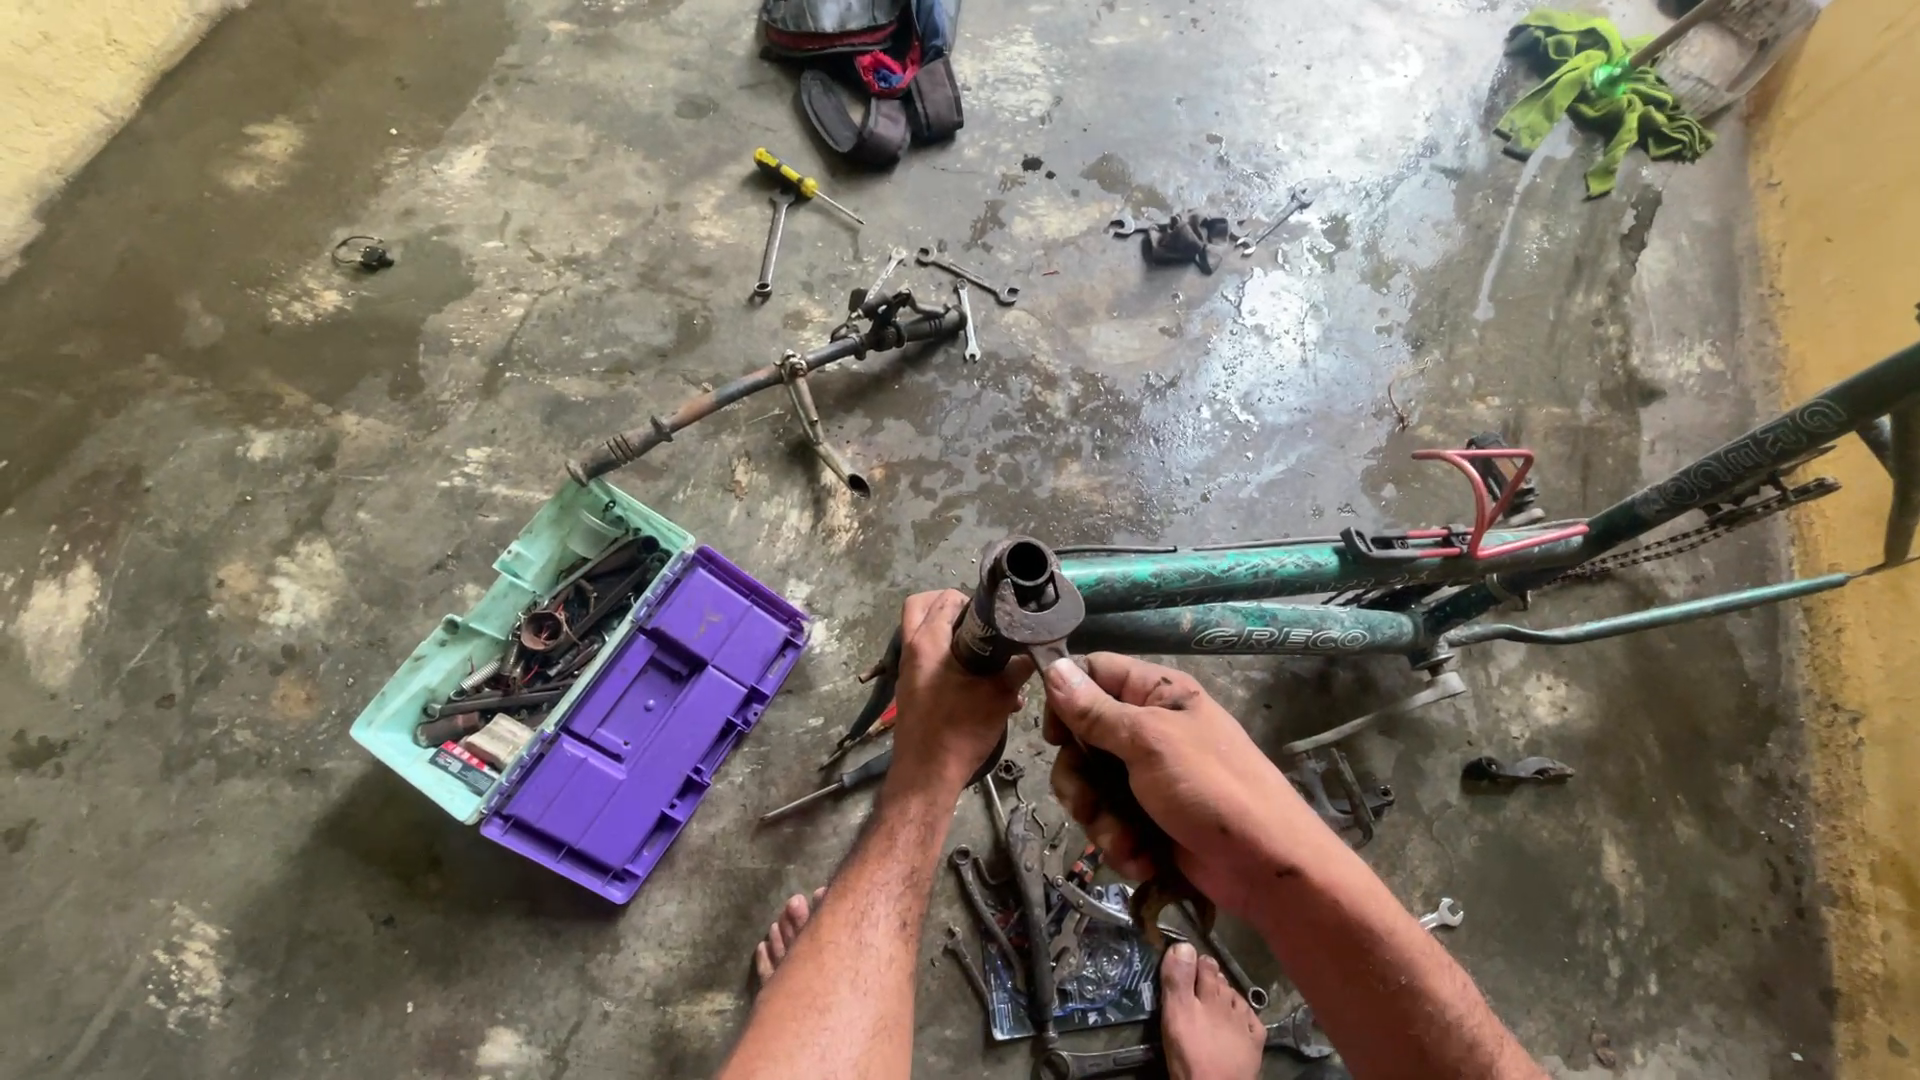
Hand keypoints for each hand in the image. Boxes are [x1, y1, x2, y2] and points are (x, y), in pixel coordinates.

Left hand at [887, 591, 1031, 792]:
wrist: (927, 775)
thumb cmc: (959, 731)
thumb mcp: (997, 696)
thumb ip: (1017, 668)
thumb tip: (1037, 651)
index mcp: (927, 642)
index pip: (946, 598)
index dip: (973, 601)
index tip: (995, 616)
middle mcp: (910, 649)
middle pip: (922, 605)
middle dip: (950, 606)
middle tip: (979, 619)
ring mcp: (907, 669)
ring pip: (923, 632)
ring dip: (949, 632)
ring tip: (982, 649)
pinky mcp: (910, 688)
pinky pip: (926, 657)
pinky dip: (947, 656)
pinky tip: (976, 679)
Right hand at [1041, 653, 1333, 916]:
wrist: (1265, 868)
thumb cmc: (1211, 789)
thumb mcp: (1149, 742)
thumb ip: (1095, 711)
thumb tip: (1053, 668)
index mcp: (1156, 693)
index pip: (1094, 673)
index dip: (1066, 699)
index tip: (1054, 735)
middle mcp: (1148, 727)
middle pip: (1081, 737)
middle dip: (1078, 778)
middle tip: (1085, 803)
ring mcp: (1147, 774)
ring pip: (1090, 785)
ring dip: (1099, 818)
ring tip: (1124, 841)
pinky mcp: (1147, 817)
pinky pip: (1110, 820)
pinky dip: (1119, 841)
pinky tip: (1140, 858)